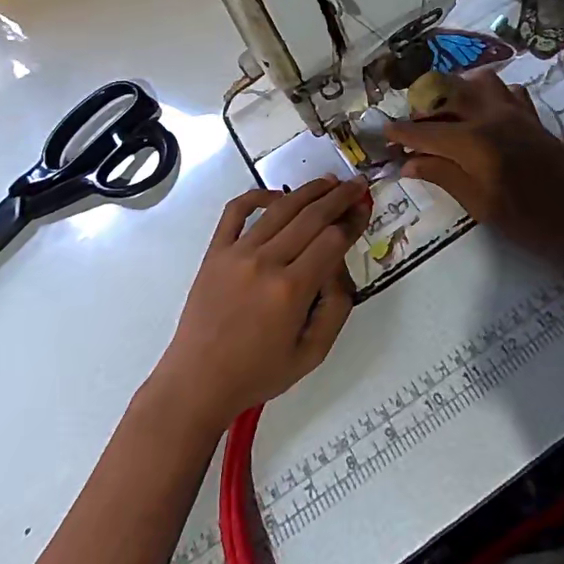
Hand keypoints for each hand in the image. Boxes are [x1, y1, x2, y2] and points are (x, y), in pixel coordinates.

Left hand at [149, 176, 370, 428]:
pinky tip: (277, 195)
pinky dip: (257, 195)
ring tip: (328, 182)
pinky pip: (235, 211)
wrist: (198, 381)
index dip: (353, 221)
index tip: (365, 208)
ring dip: (308, 191)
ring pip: (280, 208)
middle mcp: (266, 262)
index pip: (332, 240)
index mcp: (291, 290)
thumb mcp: (312, 354)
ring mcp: (237, 253)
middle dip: (339, 197)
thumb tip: (339, 267)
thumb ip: (336, 308)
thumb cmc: (258, 373)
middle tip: (356, 184)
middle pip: (311, 216)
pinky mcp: (215, 252)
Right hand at [386, 72, 563, 275]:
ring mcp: (515, 112)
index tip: (383, 134)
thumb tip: (409, 163)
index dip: (401, 133)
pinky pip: (506, 92)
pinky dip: (488, 95)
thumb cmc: (532, 223)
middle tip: (413, 127)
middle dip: (423, 104)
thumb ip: (444, 177)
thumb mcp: (480, 206)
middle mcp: (490, 116)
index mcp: (472, 141)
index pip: (425, 131)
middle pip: (446, 91)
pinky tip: (484, 116)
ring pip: (477, 82)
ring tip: (446, 118)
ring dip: (456, 92)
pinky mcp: (533, 118)